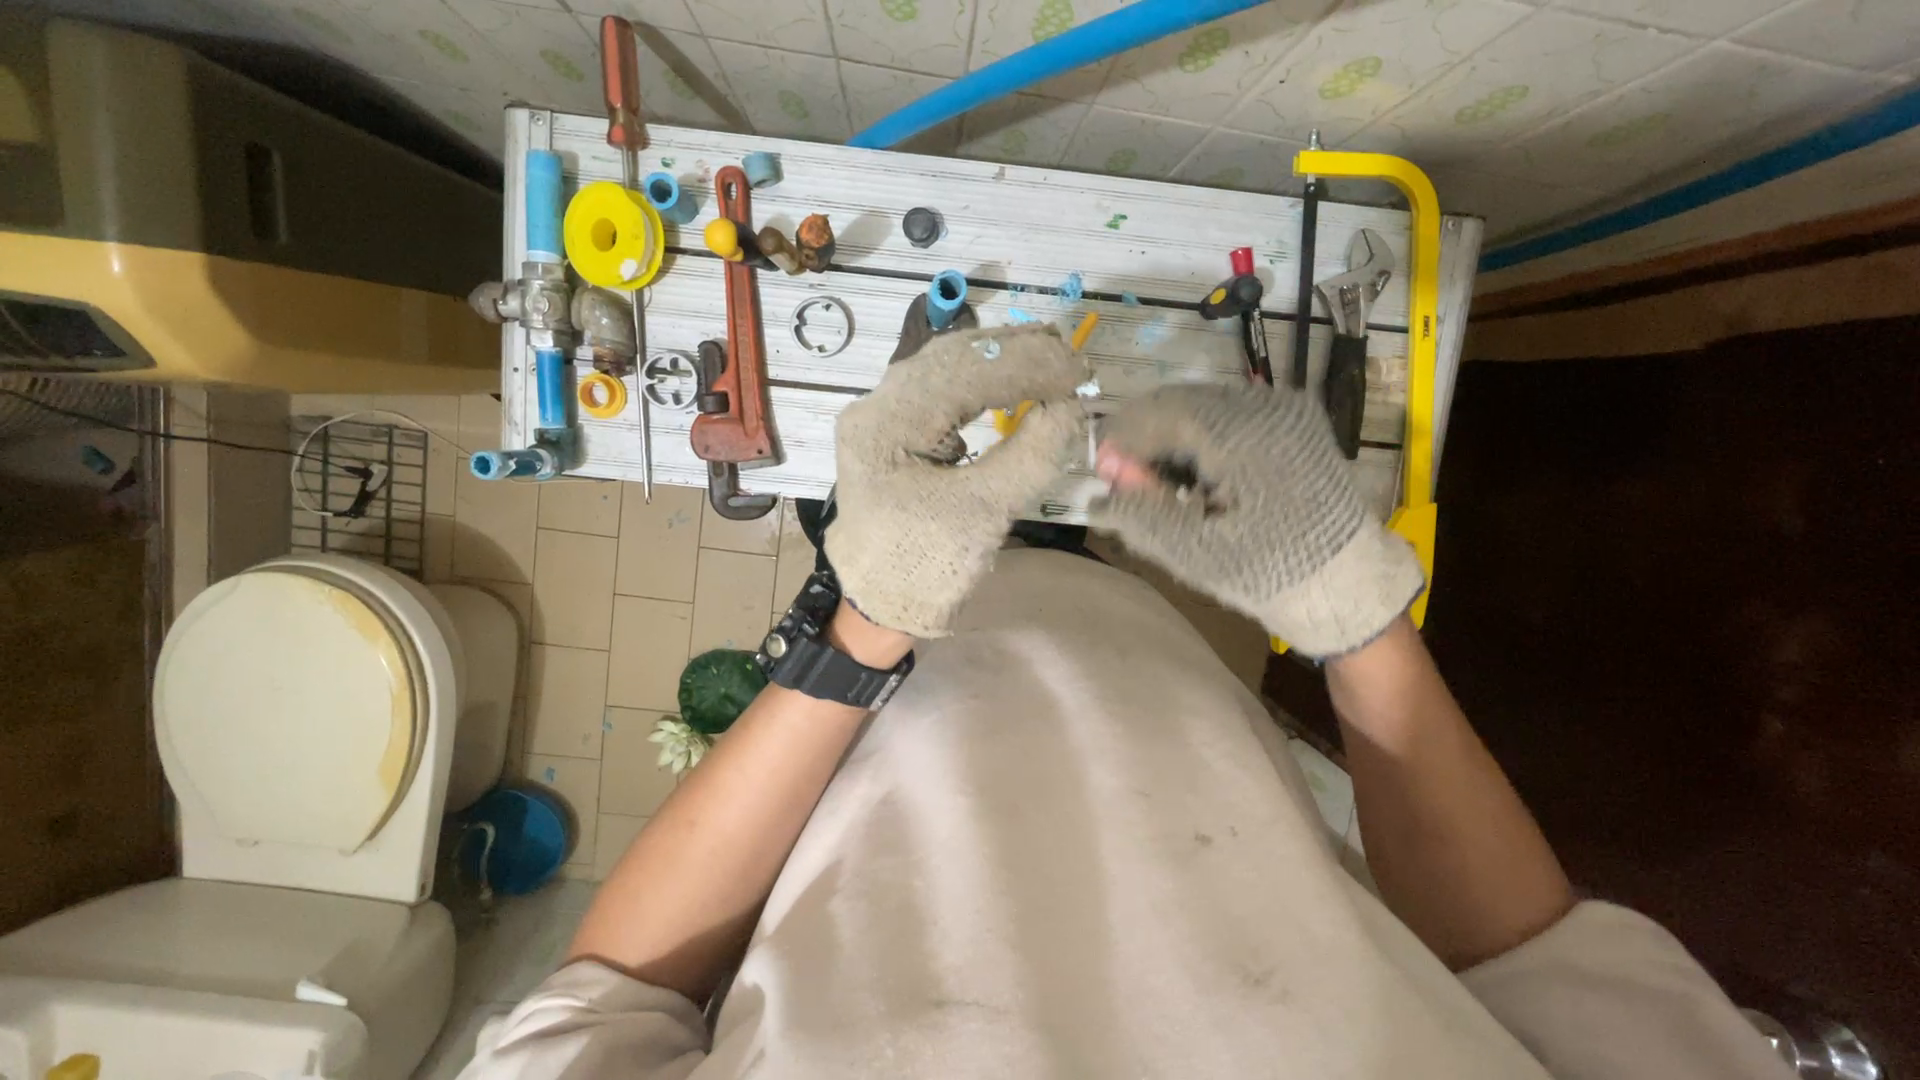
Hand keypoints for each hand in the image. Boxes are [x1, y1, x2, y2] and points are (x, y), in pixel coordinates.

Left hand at [826, 324, 1084, 636]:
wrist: (880, 601)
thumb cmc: (926, 565)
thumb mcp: (983, 513)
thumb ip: (1029, 456)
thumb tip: (1071, 407)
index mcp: (885, 426)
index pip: (963, 373)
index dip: (1027, 365)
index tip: (1078, 371)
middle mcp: (875, 407)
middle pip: (950, 359)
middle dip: (1014, 352)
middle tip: (1070, 356)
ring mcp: (882, 416)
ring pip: (945, 367)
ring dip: (999, 359)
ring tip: (1051, 356)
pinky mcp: (895, 429)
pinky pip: (941, 389)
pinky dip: (982, 379)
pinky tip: (1012, 380)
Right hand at [1091, 382, 1422, 657]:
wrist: (1344, 582)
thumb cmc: (1268, 572)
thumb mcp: (1196, 551)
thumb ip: (1143, 511)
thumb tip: (1100, 486)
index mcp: (1245, 436)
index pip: (1164, 411)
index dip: (1125, 436)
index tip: (1103, 470)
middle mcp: (1268, 408)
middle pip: (1184, 402)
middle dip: (1147, 436)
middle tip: (1128, 479)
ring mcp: (1286, 410)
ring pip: (1205, 405)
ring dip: (1174, 436)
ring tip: (1162, 482)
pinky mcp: (1294, 421)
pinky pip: (1231, 413)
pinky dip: (1203, 436)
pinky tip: (1197, 474)